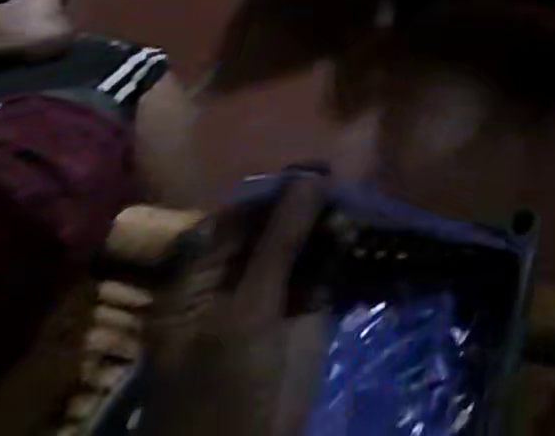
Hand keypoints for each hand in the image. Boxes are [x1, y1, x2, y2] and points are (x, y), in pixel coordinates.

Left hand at [143, 177, 328, 435]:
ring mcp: (274, 297)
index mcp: (200, 281)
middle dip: (306, 206)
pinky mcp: (308, 312)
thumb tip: (310, 176)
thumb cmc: (223, 385)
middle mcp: (236, 281)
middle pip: (274, 228)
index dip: (272, 193)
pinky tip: (354, 231)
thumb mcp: (247, 311)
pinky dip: (340, 248)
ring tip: (350, 206)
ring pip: (304, 245)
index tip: (312, 169)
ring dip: (328, 224)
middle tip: (341, 182)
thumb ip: (279, 242)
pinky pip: (325, 269)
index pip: (235, 220)